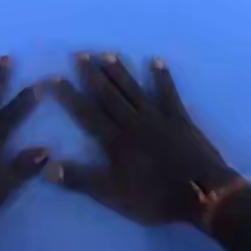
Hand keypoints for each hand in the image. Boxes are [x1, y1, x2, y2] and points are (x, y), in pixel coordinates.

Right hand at [46, 53, 238, 225]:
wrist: (203, 193)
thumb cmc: (156, 196)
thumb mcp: (114, 194)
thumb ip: (81, 180)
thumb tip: (47, 166)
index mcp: (116, 140)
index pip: (88, 113)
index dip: (71, 96)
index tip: (57, 78)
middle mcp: (134, 121)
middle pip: (109, 94)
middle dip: (93, 74)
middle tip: (80, 54)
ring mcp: (157, 117)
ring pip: (133, 89)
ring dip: (120, 71)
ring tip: (107, 53)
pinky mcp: (179, 118)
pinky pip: (168, 92)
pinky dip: (162, 77)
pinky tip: (156, 61)